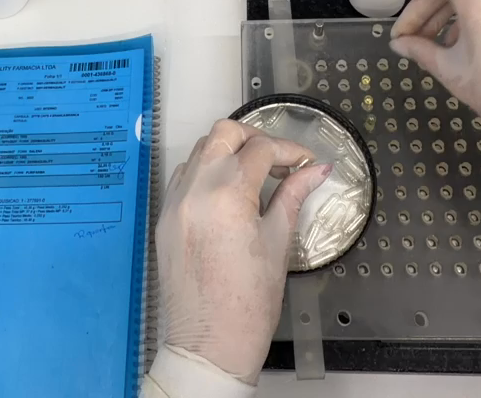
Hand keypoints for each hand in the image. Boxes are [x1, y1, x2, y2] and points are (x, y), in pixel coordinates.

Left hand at [157, 120, 332, 383]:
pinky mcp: (163, 215)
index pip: (262, 149)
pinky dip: (205, 170)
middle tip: (278, 160)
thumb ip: (294, 196)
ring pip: (201, 149)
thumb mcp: (278, 244)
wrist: (208, 347)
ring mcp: (174, 200)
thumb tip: (317, 169)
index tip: (306, 162)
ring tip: (254, 175)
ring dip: (228, 151)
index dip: (289, 151)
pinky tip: (225, 191)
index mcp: (228, 193)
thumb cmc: (250, 303)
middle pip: (224, 133)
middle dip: (255, 138)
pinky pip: (184, 174)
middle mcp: (196, 187)